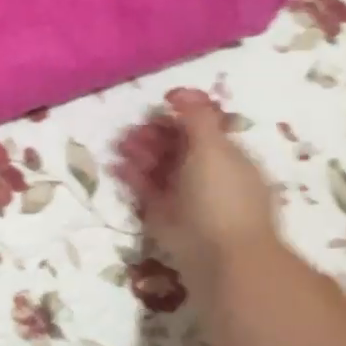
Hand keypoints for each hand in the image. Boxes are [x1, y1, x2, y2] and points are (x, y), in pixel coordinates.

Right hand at [115, 88, 278, 292]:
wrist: (220, 255)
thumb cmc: (221, 196)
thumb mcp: (213, 148)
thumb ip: (196, 117)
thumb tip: (180, 90)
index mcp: (229, 159)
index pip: (200, 131)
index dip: (177, 119)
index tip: (156, 111)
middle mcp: (209, 175)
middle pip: (175, 147)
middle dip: (152, 135)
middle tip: (131, 133)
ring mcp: (186, 196)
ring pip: (158, 166)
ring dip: (138, 153)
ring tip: (121, 149)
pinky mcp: (164, 214)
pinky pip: (144, 188)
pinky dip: (130, 176)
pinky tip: (116, 167)